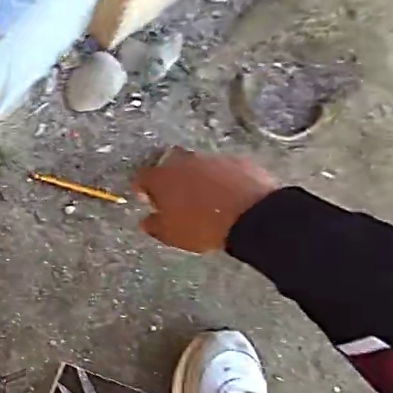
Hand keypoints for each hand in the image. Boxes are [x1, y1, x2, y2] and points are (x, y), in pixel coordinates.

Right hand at [133, 147, 279, 252]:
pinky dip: (218, 179)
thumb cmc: (202, 226)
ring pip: (196, 165)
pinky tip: (224, 196)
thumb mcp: (171, 234)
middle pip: (169, 165)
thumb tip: (146, 221)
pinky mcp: (237, 161)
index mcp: (162, 178)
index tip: (145, 199)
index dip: (141, 188)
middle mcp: (184, 162)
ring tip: (202, 199)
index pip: (142, 177)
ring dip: (195, 178)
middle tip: (174, 198)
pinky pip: (221, 169)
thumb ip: (154, 225)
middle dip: (168, 179)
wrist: (251, 216)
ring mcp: (212, 158)